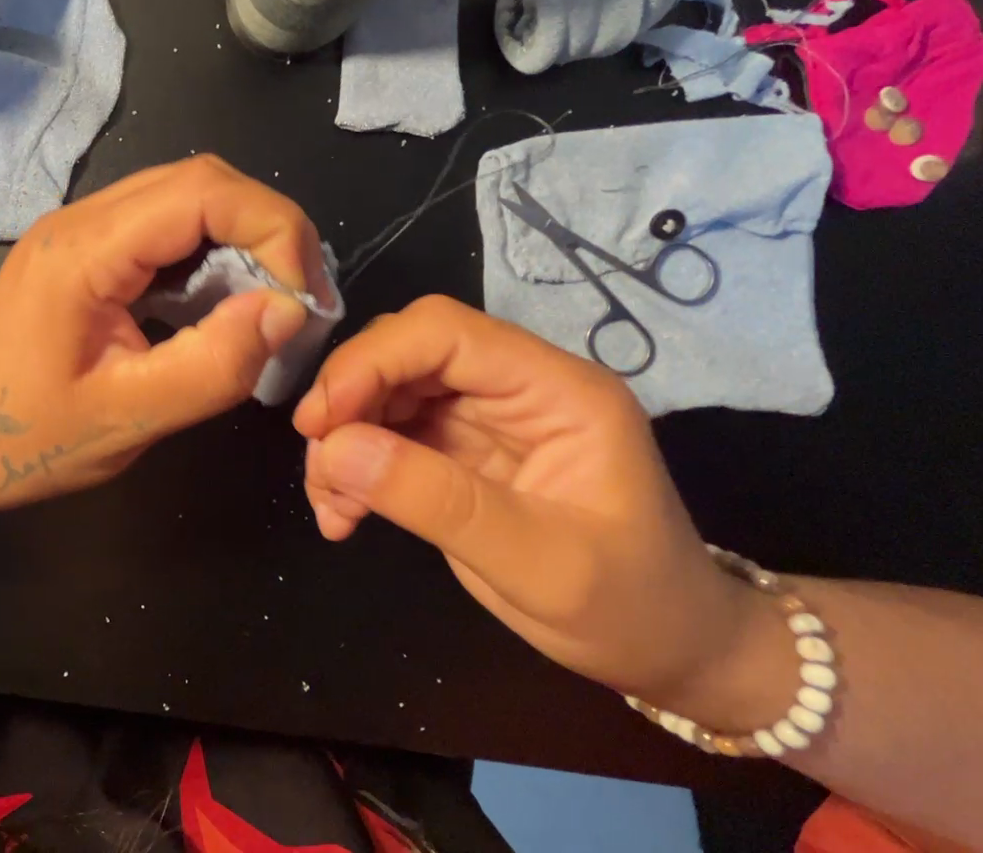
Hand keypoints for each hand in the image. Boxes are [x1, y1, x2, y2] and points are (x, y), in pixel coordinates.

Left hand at [0, 155, 327, 507]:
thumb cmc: (31, 438)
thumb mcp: (131, 417)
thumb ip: (214, 365)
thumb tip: (286, 310)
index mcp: (82, 252)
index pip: (202, 192)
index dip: (273, 228)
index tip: (304, 296)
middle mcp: (78, 221)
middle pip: (198, 181)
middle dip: (266, 230)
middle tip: (297, 300)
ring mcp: (77, 230)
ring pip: (184, 198)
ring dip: (240, 240)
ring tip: (269, 303)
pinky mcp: (83, 249)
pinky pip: (161, 227)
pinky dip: (207, 254)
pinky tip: (221, 303)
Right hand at [293, 296, 776, 718]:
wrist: (664, 651)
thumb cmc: (627, 608)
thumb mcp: (538, 564)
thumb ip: (437, 501)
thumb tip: (333, 448)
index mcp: (555, 390)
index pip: (443, 332)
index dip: (371, 361)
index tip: (321, 423)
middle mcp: (513, 387)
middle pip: (402, 351)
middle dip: (346, 400)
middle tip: (318, 463)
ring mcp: (480, 415)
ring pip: (379, 390)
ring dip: (340, 440)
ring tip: (331, 505)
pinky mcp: (451, 448)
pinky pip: (378, 433)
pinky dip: (348, 467)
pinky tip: (342, 514)